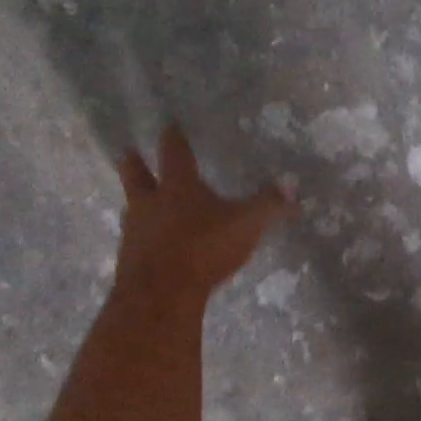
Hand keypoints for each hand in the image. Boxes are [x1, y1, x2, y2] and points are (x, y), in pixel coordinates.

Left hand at [112, 125, 296, 308]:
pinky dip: (143, 236)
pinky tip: (151, 243)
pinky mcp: (130, 262)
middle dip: (134, 163)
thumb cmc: (204, 248)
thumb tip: (293, 185)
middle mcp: (150, 204)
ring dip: (135, 201)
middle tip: (127, 151)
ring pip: (132, 209)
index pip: (174, 154)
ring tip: (138, 200)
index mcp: (179, 188)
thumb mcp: (247, 223)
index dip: (173, 138)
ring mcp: (135, 233)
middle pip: (137, 176)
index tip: (168, 125)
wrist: (160, 296)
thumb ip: (269, 204)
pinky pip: (136, 240)